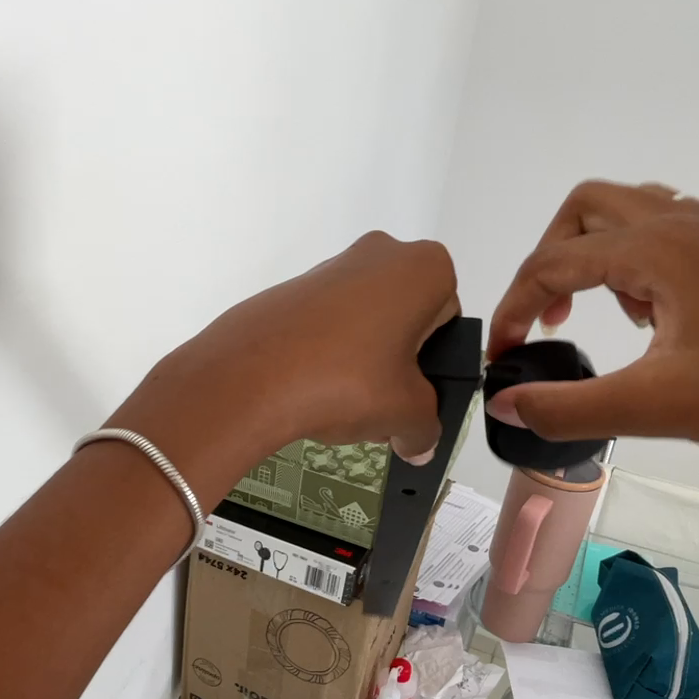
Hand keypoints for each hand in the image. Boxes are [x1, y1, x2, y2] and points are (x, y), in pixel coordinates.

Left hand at [112, 231, 459, 489]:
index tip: (413, 395)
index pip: (448, 320)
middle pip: (403, 320)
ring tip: (342, 407)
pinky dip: (323, 356)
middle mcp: (379, 253)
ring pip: (362, 324)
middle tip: (380, 406)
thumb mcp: (405, 414)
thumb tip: (419, 446)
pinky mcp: (288, 290)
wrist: (250, 378)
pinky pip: (322, 327)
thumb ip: (425, 430)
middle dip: (396, 364)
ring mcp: (328, 268)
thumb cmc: (348, 381)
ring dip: (360, 363)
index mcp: (423, 268)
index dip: (433, 364)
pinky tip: (311, 393)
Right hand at [485, 180, 698, 463]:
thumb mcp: (660, 407)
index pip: (551, 263)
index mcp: (659, 248)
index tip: (502, 362)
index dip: (511, 311)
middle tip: (548, 320)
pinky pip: (674, 235)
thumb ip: (568, 408)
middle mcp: (689, 223)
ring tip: (604, 318)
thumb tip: (502, 405)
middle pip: (586, 208)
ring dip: (595, 256)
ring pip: (634, 213)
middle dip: (547, 259)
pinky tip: (658, 320)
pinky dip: (640, 264)